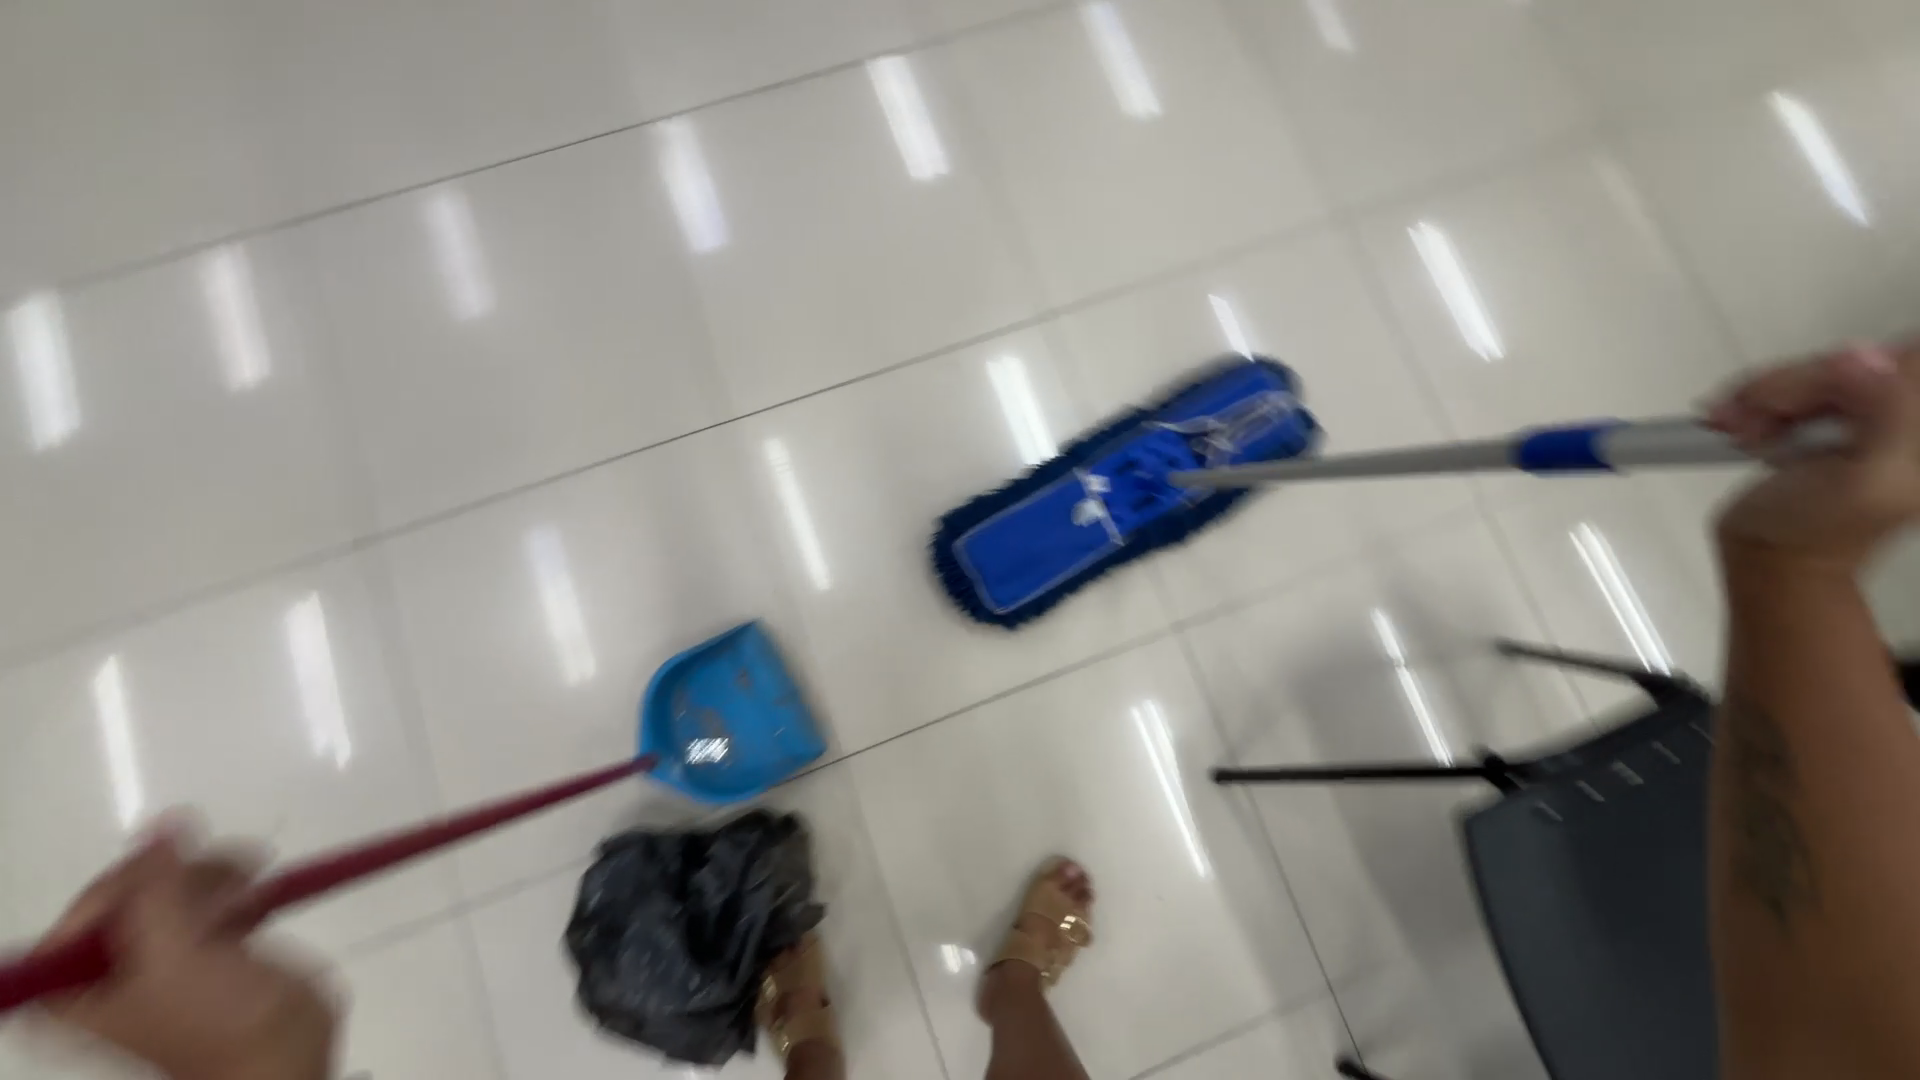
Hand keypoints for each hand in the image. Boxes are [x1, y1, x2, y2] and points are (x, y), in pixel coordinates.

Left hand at [30, 815, 337, 1079]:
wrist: (283, 1052)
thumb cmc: (216, 1017)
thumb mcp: (176, 955)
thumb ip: (159, 890)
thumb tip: (165, 822)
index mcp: (72, 983)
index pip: (91, 904)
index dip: (137, 878)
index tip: (188, 871)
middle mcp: (112, 966)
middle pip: (143, 891)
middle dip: (190, 881)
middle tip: (230, 893)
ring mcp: (167, 956)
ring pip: (186, 889)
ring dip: (224, 881)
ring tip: (252, 895)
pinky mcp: (216, 948)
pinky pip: (219, 900)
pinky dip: (244, 891)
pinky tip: (261, 900)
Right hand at [1707, 341, 1919, 572]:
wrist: (1772, 558)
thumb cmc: (1814, 528)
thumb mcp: (1866, 478)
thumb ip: (1888, 414)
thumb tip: (1860, 355)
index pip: (1907, 359)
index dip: (1850, 370)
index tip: (1803, 407)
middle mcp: (1907, 416)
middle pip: (1855, 360)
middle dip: (1792, 387)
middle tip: (1754, 424)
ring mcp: (1864, 416)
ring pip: (1816, 370)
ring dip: (1763, 396)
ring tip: (1737, 432)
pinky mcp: (1824, 419)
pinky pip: (1791, 386)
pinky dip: (1754, 401)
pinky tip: (1736, 426)